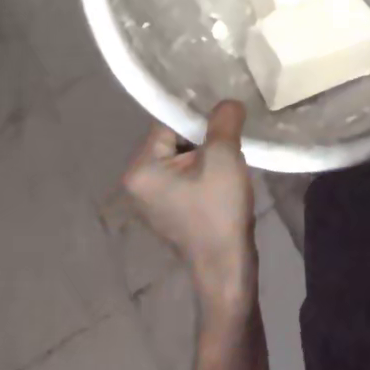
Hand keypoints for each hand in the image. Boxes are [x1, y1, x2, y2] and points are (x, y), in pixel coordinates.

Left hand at [123, 101, 256, 308]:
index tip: (226, 116)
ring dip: (208, 152)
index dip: (199, 116)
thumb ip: (223, 120)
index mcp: (140, 169)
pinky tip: (226, 175)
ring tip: (231, 156)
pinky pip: (187, 174)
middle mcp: (138, 182)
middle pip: (175, 138)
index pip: (168, 122)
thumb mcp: (223, 156)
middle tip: (231, 137)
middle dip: (204, 135)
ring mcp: (153, 198)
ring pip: (184, 155)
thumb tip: (227, 102)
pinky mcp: (170, 208)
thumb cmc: (218, 210)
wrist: (227, 267)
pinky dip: (206, 169)